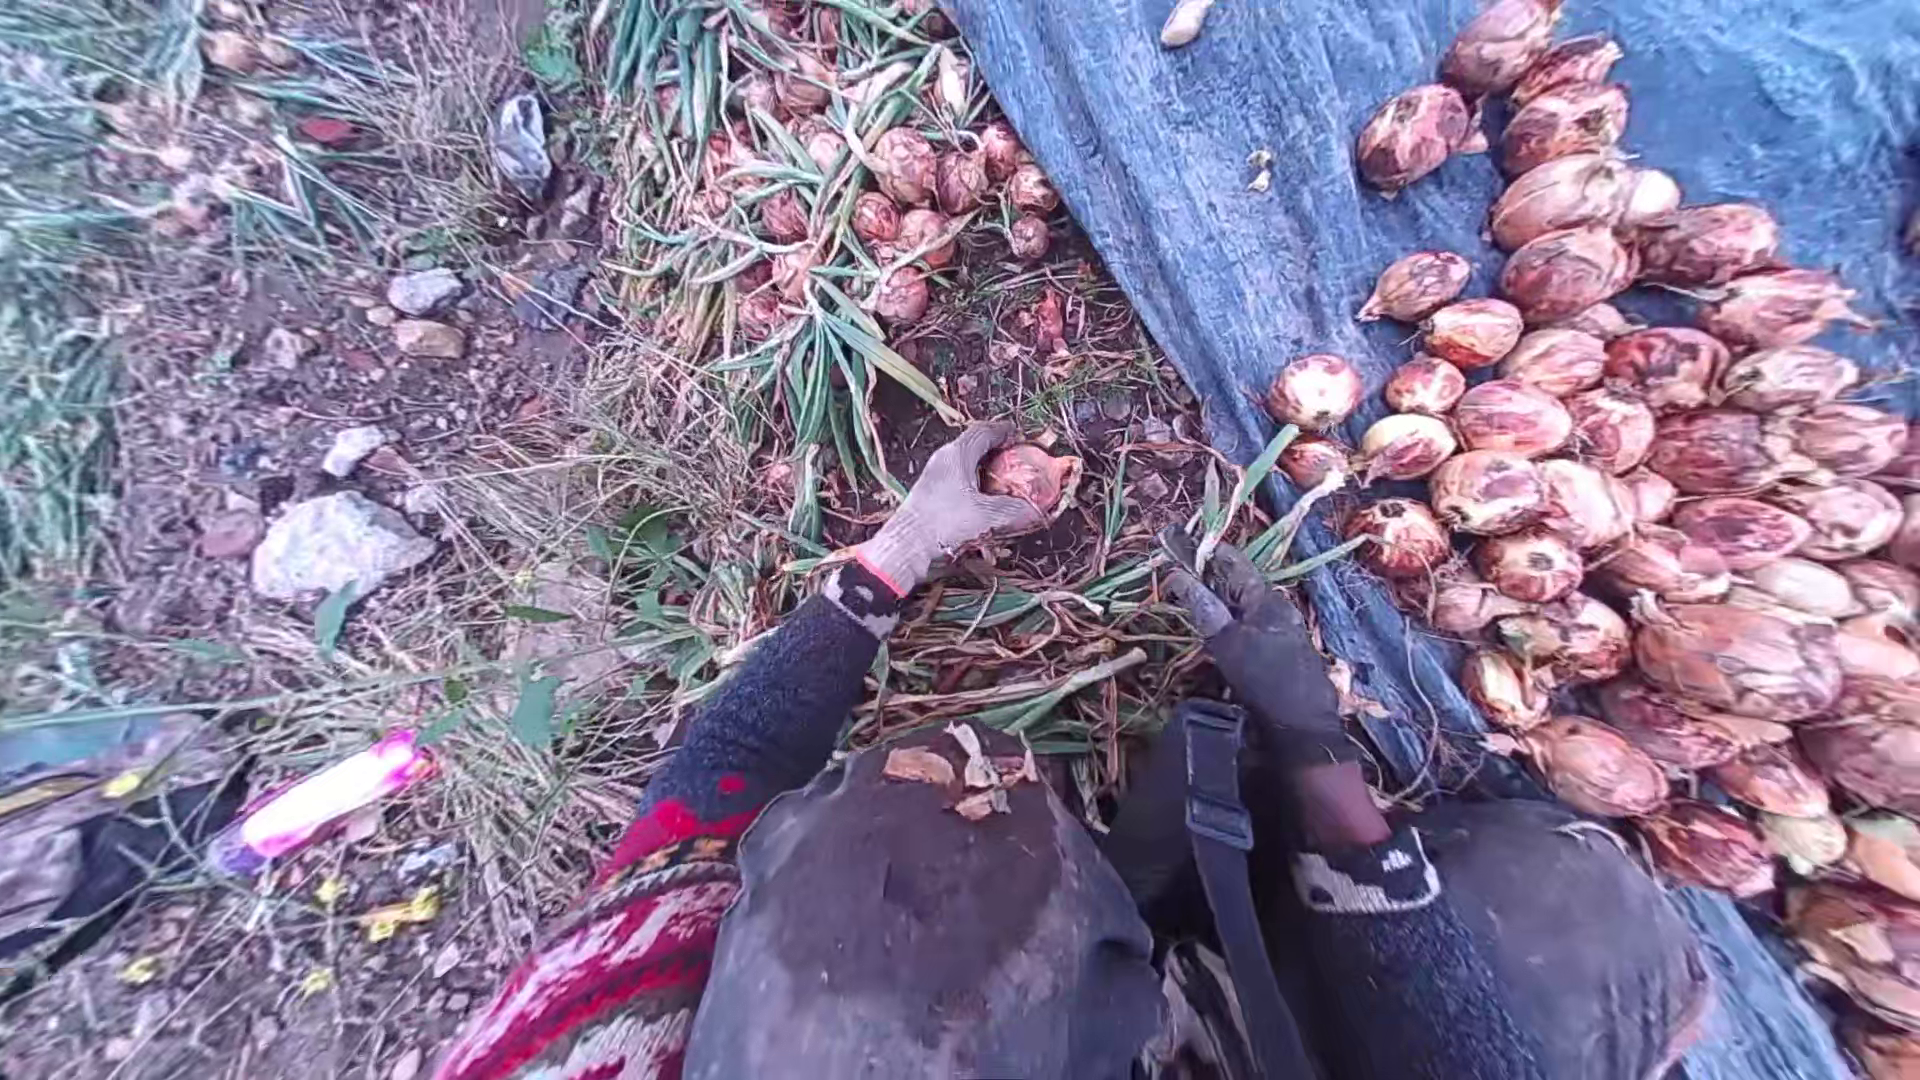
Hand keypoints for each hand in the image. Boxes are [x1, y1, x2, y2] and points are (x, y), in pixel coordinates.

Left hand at [855, 422, 1045, 594]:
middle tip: (1015, 460)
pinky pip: (957, 482)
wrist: (906, 548)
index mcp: (956, 455)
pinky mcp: (929, 495)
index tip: (1020, 437)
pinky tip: (982, 506)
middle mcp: (943, 460)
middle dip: (996, 453)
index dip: (1004, 432)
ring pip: (965, 466)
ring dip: (984, 472)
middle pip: (973, 447)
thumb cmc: (944, 524)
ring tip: (1003, 485)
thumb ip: (1016, 512)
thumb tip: (1039, 512)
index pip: (984, 432)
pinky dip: (974, 487)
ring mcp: (934, 477)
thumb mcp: (987, 517)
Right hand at [1162, 538, 1352, 771]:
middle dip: (1207, 576)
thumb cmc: (1264, 679)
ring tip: (1190, 598)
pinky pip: (1247, 626)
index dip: (1206, 551)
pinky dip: (1227, 621)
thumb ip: (1203, 606)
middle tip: (1178, 572)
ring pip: (1241, 606)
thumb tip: (1177, 575)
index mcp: (1267, 599)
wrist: (1301, 727)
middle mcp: (1277, 609)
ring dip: (1216, 601)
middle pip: (1236, 584)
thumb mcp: (1225, 641)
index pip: (1233, 562)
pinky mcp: (1279, 651)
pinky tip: (1215, 631)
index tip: (1180, 542)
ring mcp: (1280, 631)